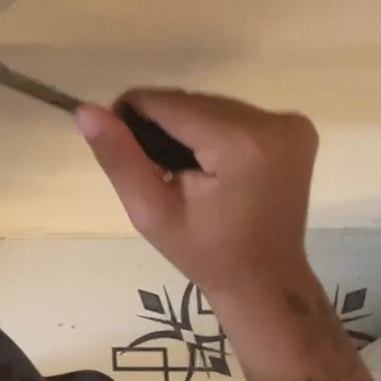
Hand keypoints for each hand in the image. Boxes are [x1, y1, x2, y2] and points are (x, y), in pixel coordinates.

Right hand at [75, 89, 317, 299]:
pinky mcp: (295, 127)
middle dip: (161, 128)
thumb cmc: (203, 252)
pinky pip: (232, 114)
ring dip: (185, 128)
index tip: (122, 153)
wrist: (264, 278)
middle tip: (154, 172)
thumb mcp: (150, 211)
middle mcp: (272, 122)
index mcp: (240, 143)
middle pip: (189, 101)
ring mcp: (289, 123)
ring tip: (178, 171)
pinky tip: (208, 166)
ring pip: (208, 105)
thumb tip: (85, 111)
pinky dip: (210, 133)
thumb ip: (119, 158)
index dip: (131, 119)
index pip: (166, 103)